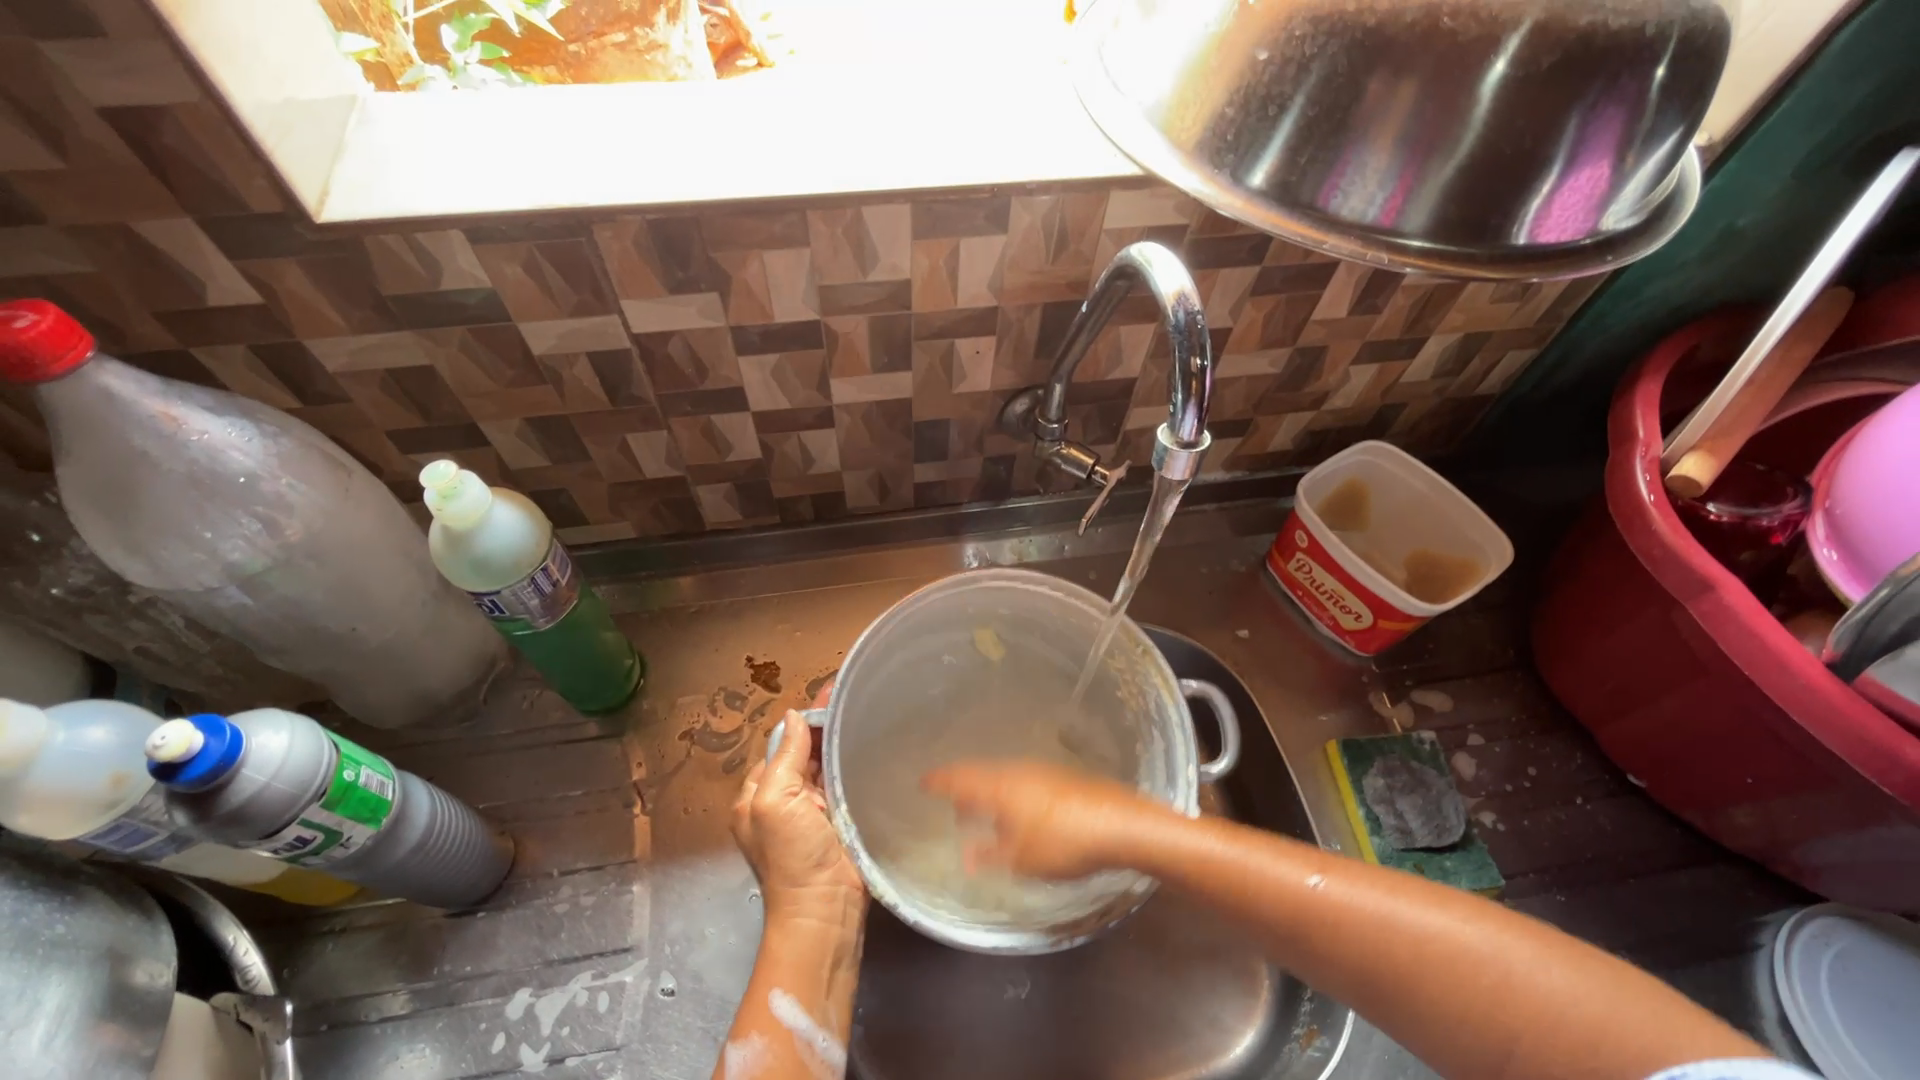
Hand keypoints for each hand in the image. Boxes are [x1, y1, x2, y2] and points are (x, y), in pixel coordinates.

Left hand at [732, 710, 864, 921]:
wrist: (825, 910)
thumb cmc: (792, 856)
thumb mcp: (774, 801)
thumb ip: (784, 757)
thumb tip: (794, 716)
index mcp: (758, 793)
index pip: (782, 745)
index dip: (805, 721)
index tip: (831, 695)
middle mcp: (784, 799)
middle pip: (805, 753)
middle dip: (826, 727)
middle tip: (857, 695)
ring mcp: (814, 812)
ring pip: (828, 766)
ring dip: (843, 742)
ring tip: (871, 709)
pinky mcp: (841, 822)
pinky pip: (846, 784)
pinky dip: (856, 765)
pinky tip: (877, 746)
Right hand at [921, 761, 1155, 879]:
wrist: (1122, 825)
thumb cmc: (1064, 843)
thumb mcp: (1021, 860)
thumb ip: (989, 856)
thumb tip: (966, 856)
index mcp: (1000, 786)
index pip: (961, 779)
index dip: (940, 781)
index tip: (923, 782)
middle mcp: (1018, 771)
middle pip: (983, 776)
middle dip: (966, 791)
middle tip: (955, 808)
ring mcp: (1044, 772)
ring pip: (1006, 780)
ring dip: (991, 795)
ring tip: (986, 816)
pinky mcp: (1065, 780)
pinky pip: (1025, 783)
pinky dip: (1012, 796)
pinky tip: (1021, 816)